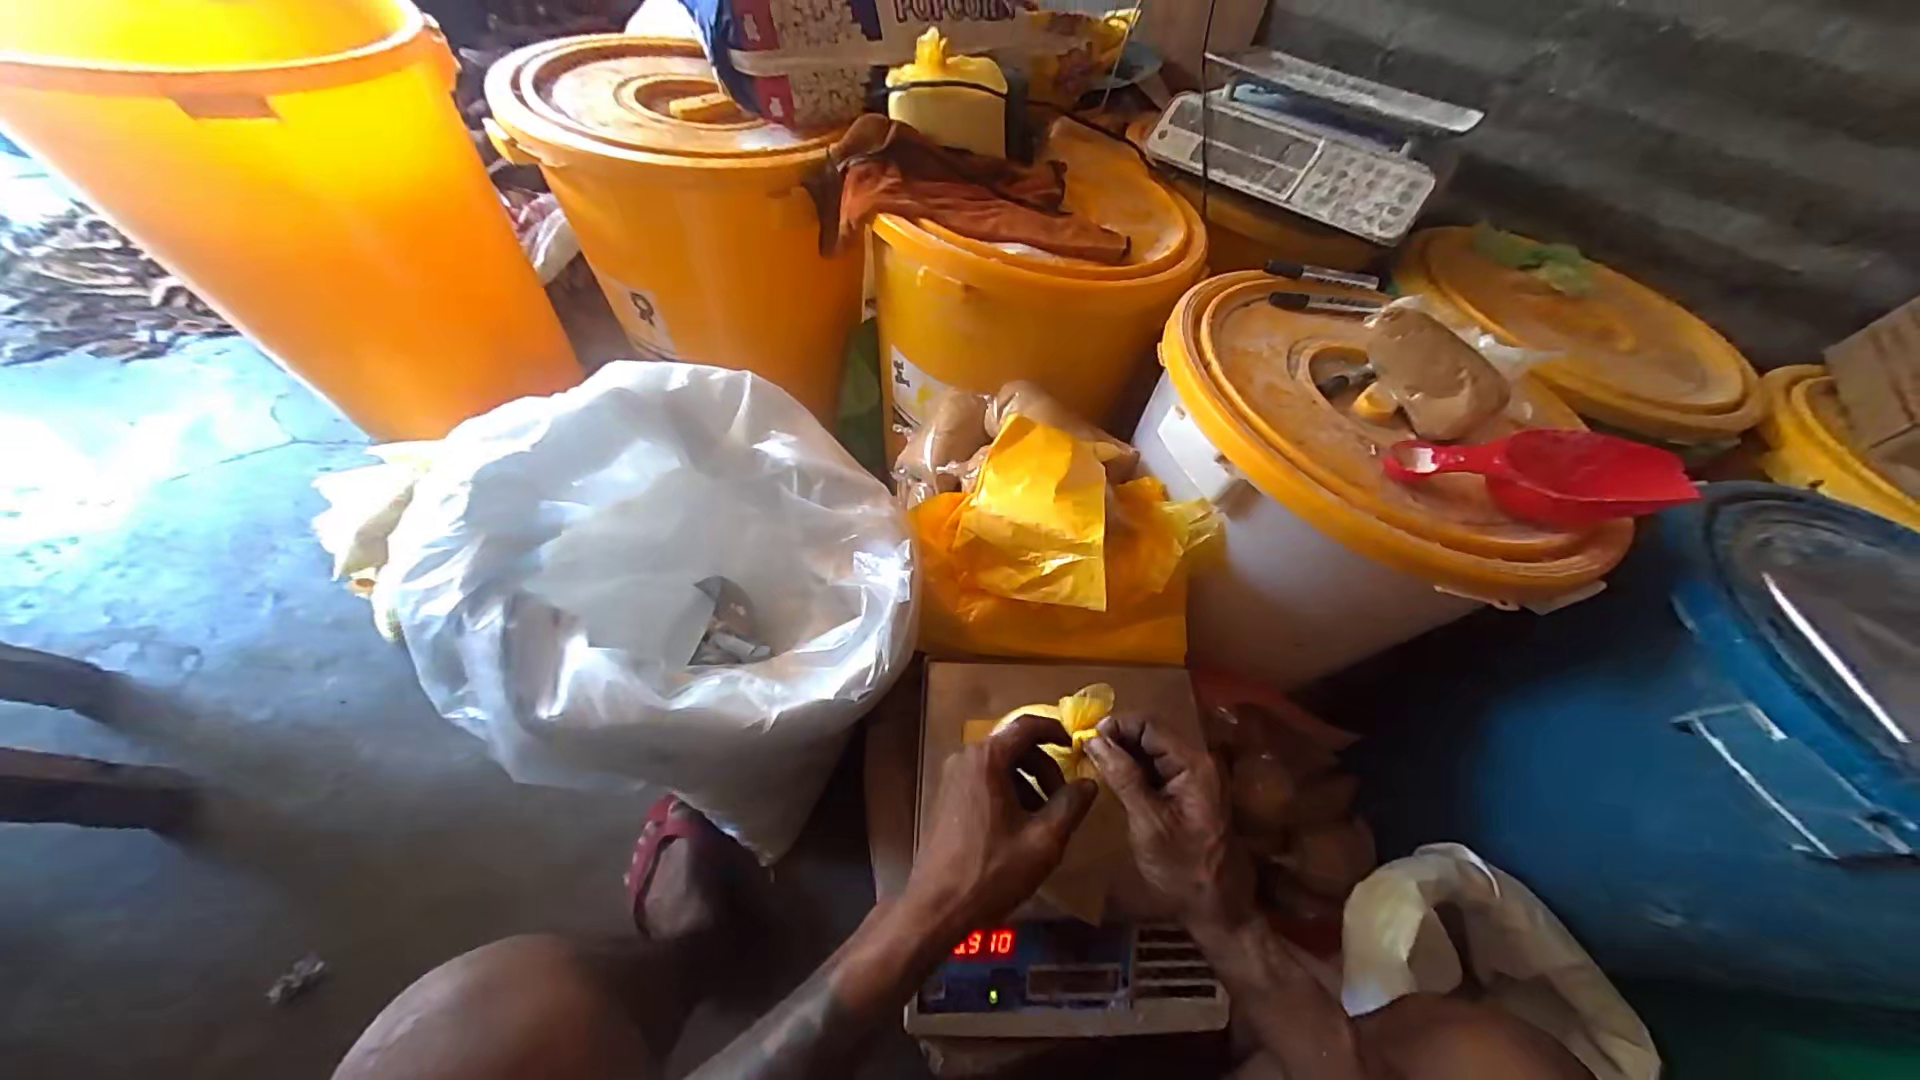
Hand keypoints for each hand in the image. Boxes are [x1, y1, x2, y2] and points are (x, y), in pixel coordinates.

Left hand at [900, 714, 1097, 945]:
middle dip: (1044, 766)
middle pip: (1014, 745)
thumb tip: (1089, 783)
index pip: (1027, 726)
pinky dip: (1008, 790)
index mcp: (987, 759)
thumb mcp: (1043, 841)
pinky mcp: (946, 794)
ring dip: (1028, 781)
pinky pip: (984, 778)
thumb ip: (1070, 806)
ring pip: (1000, 764)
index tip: (1076, 747)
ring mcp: (952, 775)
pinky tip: (1019, 825)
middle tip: (1064, 798)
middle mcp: (966, 757)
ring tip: (1044, 817)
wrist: (936, 906)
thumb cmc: (992, 871)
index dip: (1056, 731)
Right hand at [1085, 711, 1254, 934]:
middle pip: (1150, 732)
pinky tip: (1111, 777)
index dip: (1115, 725)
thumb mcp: (1148, 823)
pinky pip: (1154, 766)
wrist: (1219, 910)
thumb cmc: (1184, 870)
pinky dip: (1131, 768)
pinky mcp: (1185, 790)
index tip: (1085, 739)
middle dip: (1116, 737)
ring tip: (1092, 762)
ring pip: (1150, 748)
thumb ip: (1123, 777)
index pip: (1149, 724)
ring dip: (1121, 752)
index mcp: (1194, 765)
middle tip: (1084, 751)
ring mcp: (1192, 776)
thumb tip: (1094, 739)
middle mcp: (1197, 762)